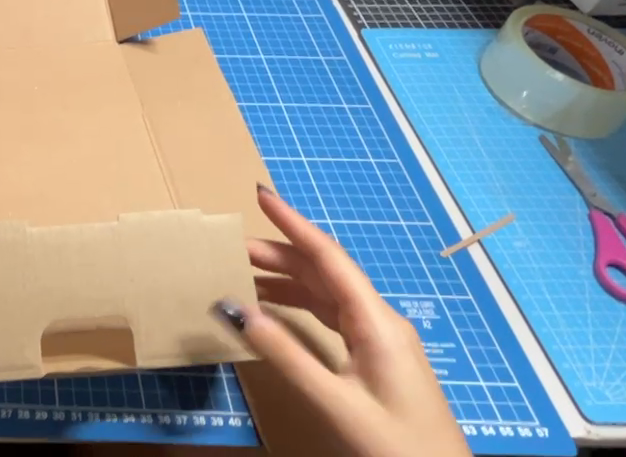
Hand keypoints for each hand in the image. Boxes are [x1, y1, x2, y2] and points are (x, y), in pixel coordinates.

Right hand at [212, 186, 469, 456]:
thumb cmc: (395, 449)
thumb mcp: (335, 403)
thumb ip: (284, 353)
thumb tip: (232, 307)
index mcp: (376, 321)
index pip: (327, 256)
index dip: (292, 223)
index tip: (260, 193)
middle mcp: (380, 320)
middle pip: (323, 271)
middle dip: (277, 253)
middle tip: (230, 248)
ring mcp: (381, 340)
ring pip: (326, 293)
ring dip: (285, 279)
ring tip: (243, 274)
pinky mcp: (378, 359)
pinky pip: (332, 316)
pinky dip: (299, 304)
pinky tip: (274, 308)